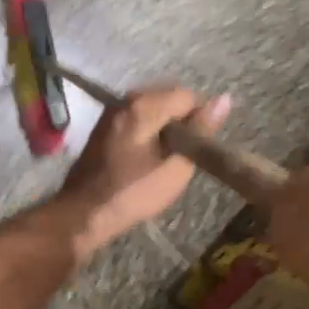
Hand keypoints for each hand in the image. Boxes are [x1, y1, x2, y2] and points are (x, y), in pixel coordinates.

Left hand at [58, 88, 230, 251]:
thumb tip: (224, 99)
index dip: (198, 121)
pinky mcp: (102, 128)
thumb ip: (200, 130)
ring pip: (150, 109)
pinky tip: (143, 159)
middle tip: (179, 156)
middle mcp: (123, 100)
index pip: (187, 96)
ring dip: (162, 128)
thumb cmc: (133, 193)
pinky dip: (145, 132)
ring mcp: (109, 113)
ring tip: (162, 159)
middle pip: (166, 98)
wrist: (84, 212)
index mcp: (142, 105)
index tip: (194, 149)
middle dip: (179, 122)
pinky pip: (134, 120)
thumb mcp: (176, 166)